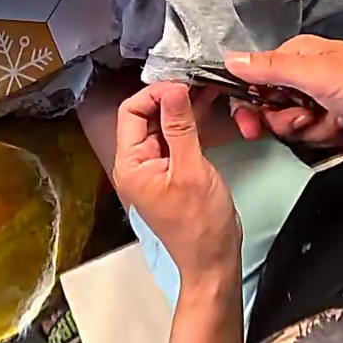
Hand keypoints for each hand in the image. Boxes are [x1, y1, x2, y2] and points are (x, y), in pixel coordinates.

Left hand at [113, 82, 241, 287]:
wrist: (213, 260)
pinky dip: (189, 122)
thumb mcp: (191, 170)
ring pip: (162, 124)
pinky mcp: (171, 168)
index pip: (131, 112)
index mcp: (130, 163)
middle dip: (169, 96)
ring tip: (204, 86)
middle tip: (196, 81)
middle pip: (145, 116)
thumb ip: (180, 127)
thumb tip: (173, 89)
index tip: (181, 83)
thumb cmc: (200, 223)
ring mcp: (154, 165)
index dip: (154, 93)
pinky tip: (206, 105)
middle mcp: (136, 161)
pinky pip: (175, 137)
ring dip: (181, 106)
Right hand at [225, 35, 342, 148]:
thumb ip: (269, 69)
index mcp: (296, 55)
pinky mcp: (334, 117)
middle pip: (270, 107)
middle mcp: (304, 73)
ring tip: (336, 120)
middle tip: (306, 119)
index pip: (253, 80)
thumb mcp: (315, 74)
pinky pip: (314, 134)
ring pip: (292, 125)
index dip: (248, 105)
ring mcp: (320, 96)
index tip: (250, 124)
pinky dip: (328, 135)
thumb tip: (230, 59)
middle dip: (286, 121)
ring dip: (312, 129)